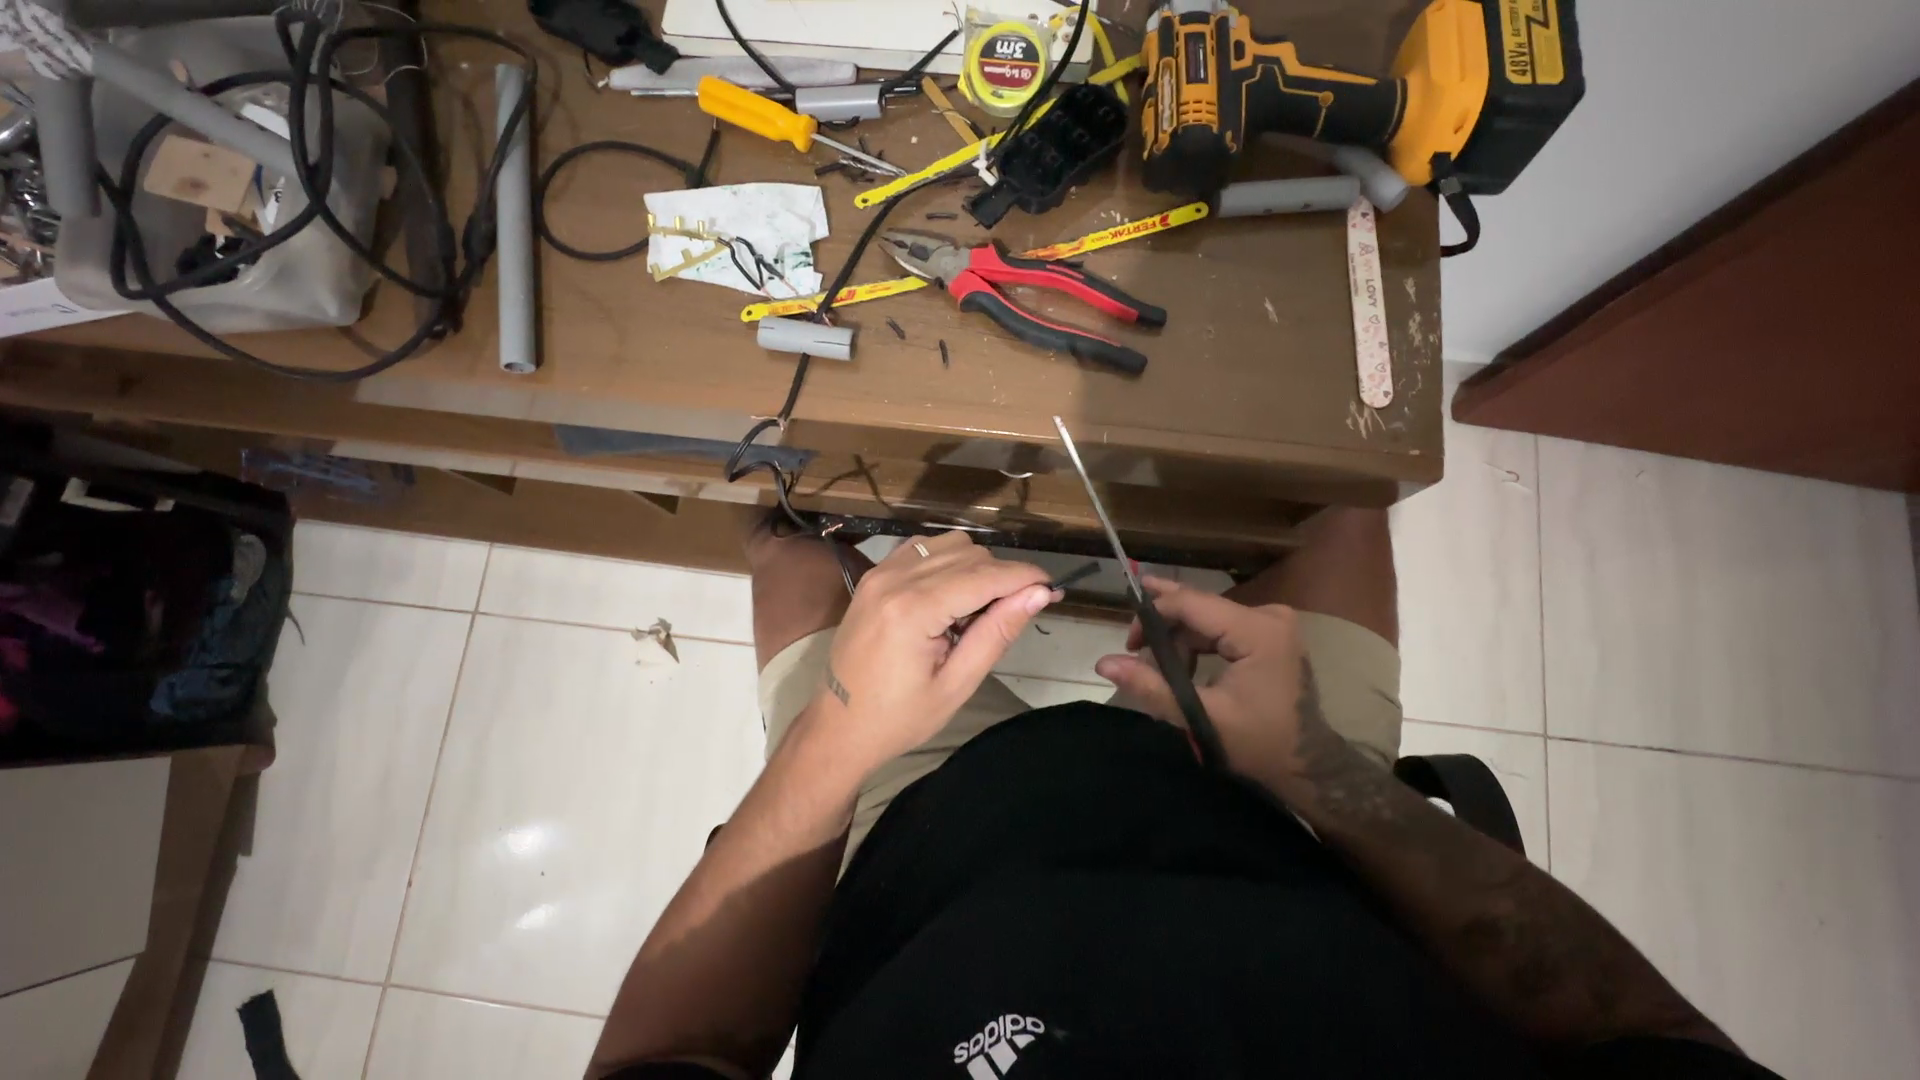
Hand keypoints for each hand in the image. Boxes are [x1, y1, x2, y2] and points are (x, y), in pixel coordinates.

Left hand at [799, 532, 1056, 777]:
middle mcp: (894, 579)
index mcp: (913, 609)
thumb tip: (1039, 594)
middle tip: (1008, 617)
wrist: (838, 726)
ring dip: (974, 567)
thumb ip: (997, 633)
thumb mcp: (957, 684)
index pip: (985, 575)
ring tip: (975, 611)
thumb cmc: (899, 718)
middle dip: (1001, 576)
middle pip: (969, 553)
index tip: (1051, 589)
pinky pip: (921, 548)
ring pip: (947, 544)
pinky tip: (949, 596)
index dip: (1024, 577)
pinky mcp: (872, 576)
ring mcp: (879, 573)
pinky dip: (945, 561)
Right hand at [1094, 576, 1321, 790]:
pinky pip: (1221, 627)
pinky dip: (1197, 645)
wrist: (1307, 764)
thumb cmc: (1258, 744)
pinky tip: (1183, 670)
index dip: (1152, 616)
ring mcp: (1273, 622)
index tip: (1129, 645)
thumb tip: (1103, 662)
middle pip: (1198, 607)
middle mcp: (1269, 615)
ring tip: (1161, 673)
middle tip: (1133, 649)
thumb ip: (1151, 687)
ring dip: (1179, 641)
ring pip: (1206, 617)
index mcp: (1257, 631)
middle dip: (1164, 630)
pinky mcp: (1270, 633)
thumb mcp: (1200, 718)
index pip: (1191, 603)